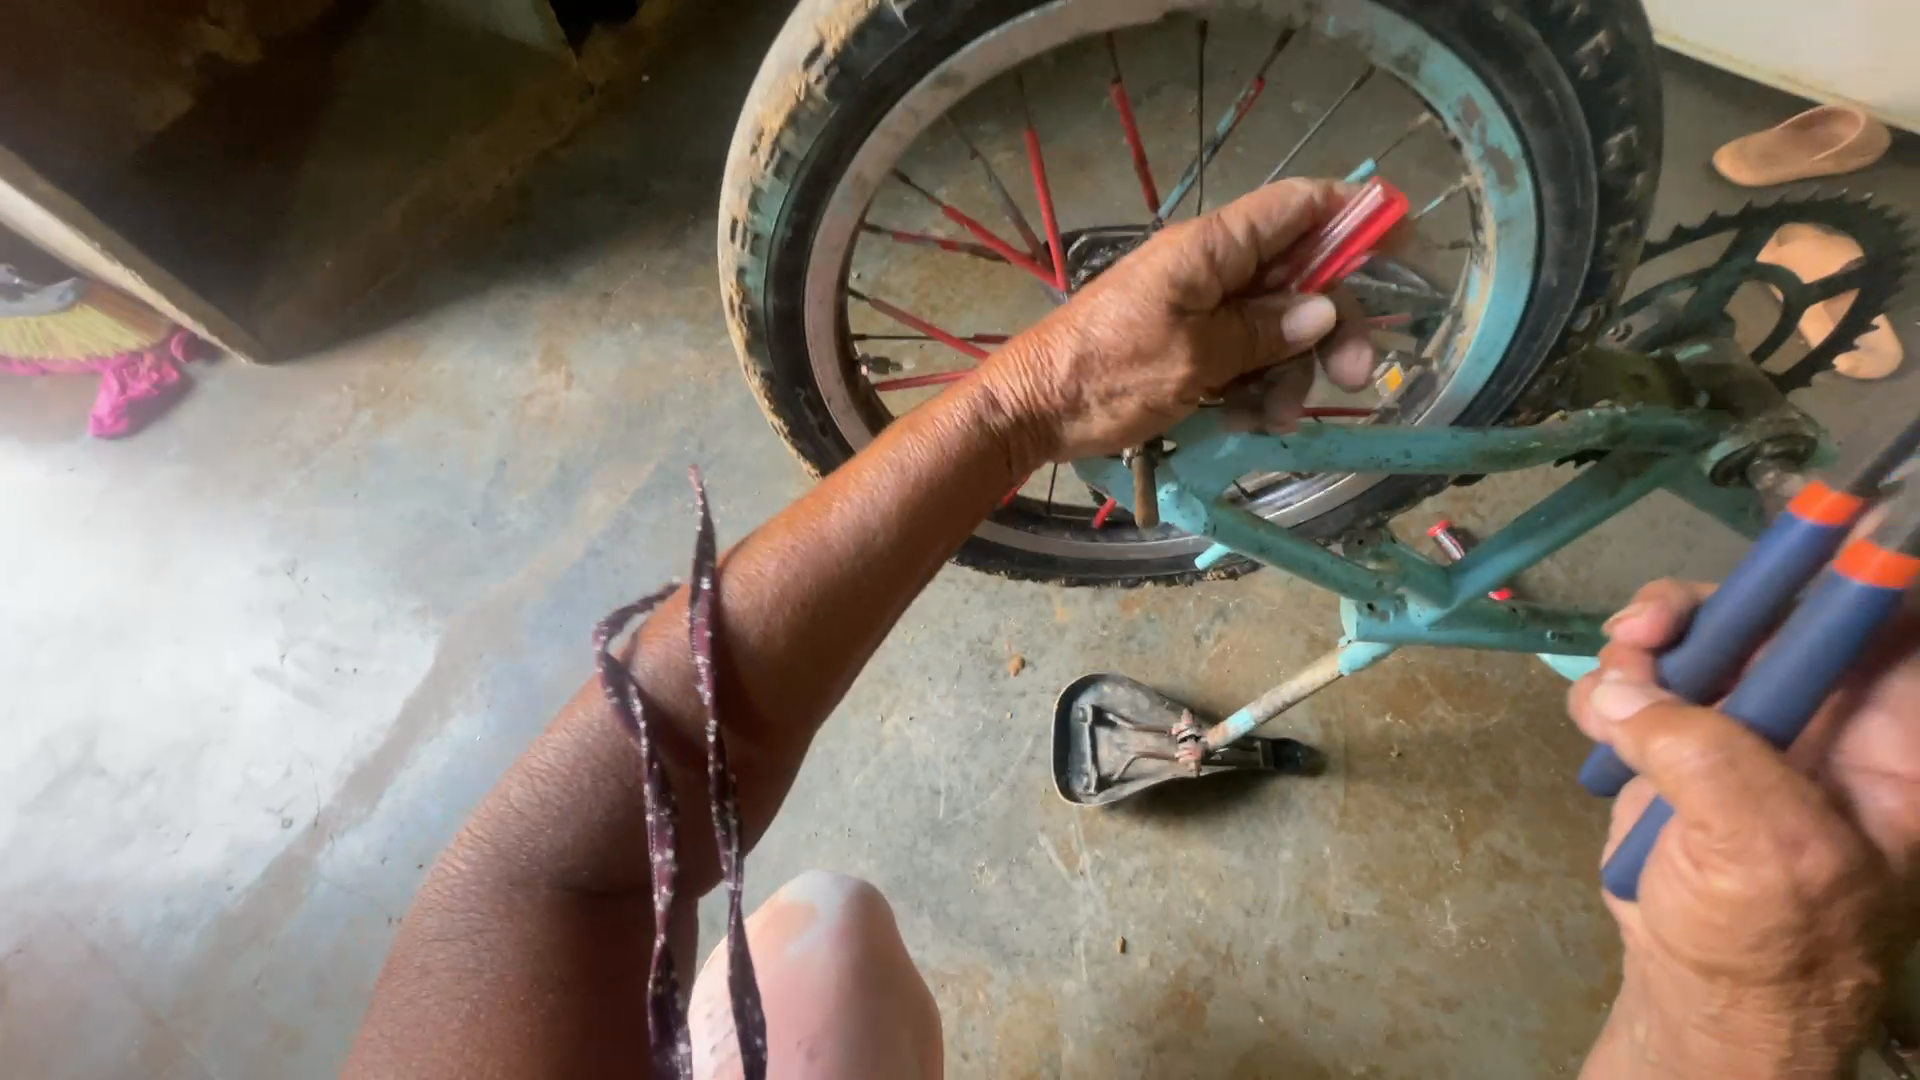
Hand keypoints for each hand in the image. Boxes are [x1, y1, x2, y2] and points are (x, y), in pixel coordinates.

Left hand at [977, 178, 1375, 464]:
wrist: (1033, 413)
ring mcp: (1195, 313)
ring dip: (1289, 372)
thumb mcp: (1192, 359)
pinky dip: (1254, 389)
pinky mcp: (1183, 351)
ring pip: (1272, 329)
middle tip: (1357, 377)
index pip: (1297, 206)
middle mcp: (1208, 272)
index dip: (1352, 220)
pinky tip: (1256, 423)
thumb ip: (1260, 332)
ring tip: (1278, 418)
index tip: (1396, 254)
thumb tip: (1324, 311)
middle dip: (1330, 327)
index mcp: (1210, 250)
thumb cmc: (1104, 378)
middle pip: (1297, 278)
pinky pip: (1238, 360)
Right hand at [1569, 580, 1919, 1076]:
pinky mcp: (1673, 742)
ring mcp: (1742, 729)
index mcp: (1895, 744)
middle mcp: (1823, 722)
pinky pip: (1632, 682)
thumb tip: (1617, 688)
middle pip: (1771, 619)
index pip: (1896, 634)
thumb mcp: (1766, 848)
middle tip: (1641, 631)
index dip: (1858, 581)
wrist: (1694, 981)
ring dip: (1636, 655)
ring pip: (1688, 644)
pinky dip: (1601, 691)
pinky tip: (1596, 728)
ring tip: (1607, 704)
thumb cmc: (1770, 935)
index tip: (1793, 544)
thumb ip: (1706, 755)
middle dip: (1700, 612)